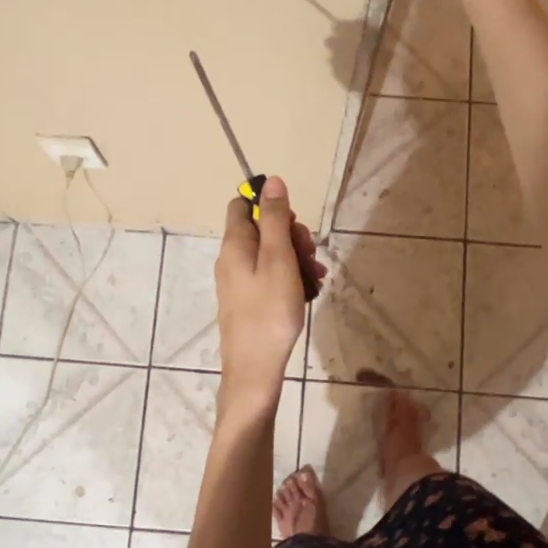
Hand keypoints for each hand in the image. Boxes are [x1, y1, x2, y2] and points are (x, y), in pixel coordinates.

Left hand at [214, 176, 323, 399]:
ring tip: (316, 277)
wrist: (255, 367)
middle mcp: (231, 259)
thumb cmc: (270, 311)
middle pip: (262, 230)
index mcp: (234, 244)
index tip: (294, 224)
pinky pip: (271, 277)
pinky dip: (290, 279)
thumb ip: (275, 219)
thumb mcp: (278, 259)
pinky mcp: (248, 301)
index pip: (243, 205)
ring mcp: (239, 282)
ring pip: (271, 255)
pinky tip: (309, 291)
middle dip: (291, 236)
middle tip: (309, 255)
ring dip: (297, 259)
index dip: (270, 206)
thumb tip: (271, 180)